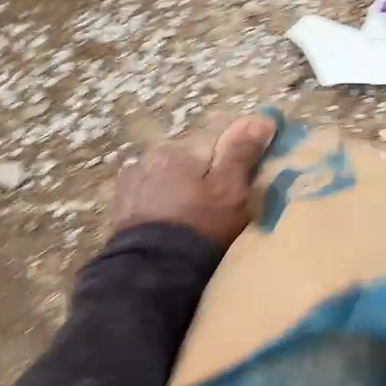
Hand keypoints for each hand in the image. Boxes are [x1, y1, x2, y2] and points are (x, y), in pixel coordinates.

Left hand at [113, 114, 276, 244]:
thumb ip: (242, 152)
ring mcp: (133, 177)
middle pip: (195, 153)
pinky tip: (177, 213)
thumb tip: (262, 117)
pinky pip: (155, 187)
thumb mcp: (231, 190)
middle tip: (227, 197)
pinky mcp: (123, 200)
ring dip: (188, 181)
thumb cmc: (201, 226)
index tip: (252, 172)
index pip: (221, 135)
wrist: (152, 269)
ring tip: (201, 208)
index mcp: (182, 149)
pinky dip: (168, 195)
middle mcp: (153, 155)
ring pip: (174, 170)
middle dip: (212, 167)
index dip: (240, 152)